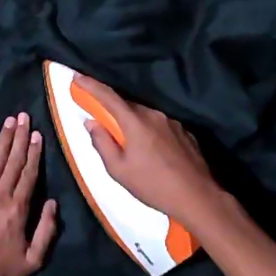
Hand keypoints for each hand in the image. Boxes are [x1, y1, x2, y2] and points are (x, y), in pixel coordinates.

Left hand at [0, 113, 59, 275]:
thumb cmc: (2, 273)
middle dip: (20, 138)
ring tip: (8, 122)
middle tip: (24, 117)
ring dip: (2, 141)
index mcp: (19, 209)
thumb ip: (46, 230)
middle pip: (13, 163)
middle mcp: (0, 197)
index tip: (38, 134)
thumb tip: (53, 203)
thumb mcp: (34, 260)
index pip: (29, 175)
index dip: (34, 153)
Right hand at [74, 76, 220, 222]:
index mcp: (135, 121)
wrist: (199, 198)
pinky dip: (149, 131)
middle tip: (103, 124)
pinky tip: (152, 151)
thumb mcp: (119, 170)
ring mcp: (172, 123)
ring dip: (132, 123)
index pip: (108, 96)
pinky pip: (159, 125)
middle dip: (112, 111)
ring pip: (144, 116)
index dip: (90, 85)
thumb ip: (102, 143)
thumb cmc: (153, 185)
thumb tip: (92, 123)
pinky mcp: (185, 132)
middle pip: (126, 106)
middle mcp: (154, 115)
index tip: (77, 77)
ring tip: (130, 145)